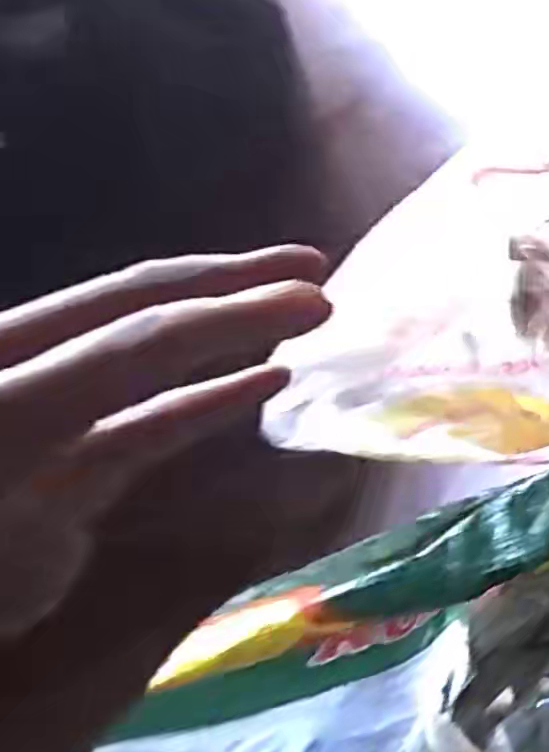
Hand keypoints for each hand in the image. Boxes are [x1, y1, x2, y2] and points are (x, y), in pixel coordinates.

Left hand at [0, 246, 330, 638]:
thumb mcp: (22, 443)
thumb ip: (127, 414)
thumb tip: (263, 375)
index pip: (126, 334)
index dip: (223, 303)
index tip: (315, 287)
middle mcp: (12, 393)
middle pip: (126, 322)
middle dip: (224, 288)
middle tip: (313, 267)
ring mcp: (31, 437)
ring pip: (139, 364)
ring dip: (226, 332)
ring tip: (304, 307)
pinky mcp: (58, 484)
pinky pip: (144, 425)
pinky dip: (210, 399)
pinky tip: (273, 383)